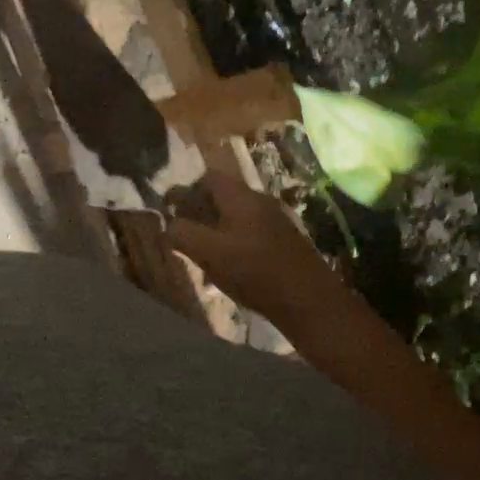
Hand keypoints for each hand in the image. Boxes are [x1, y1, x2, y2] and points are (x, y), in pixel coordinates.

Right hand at [165, 171, 358, 334]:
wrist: (310, 302)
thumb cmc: (255, 272)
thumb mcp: (209, 253)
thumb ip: (183, 234)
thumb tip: (169, 225)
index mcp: (241, 198)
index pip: (208, 177)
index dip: (185, 190)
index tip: (170, 210)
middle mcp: (261, 201)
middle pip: (223, 195)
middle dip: (199, 209)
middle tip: (183, 231)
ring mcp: (277, 221)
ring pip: (237, 214)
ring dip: (216, 227)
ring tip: (203, 251)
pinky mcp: (286, 241)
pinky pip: (251, 230)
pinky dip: (234, 239)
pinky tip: (230, 264)